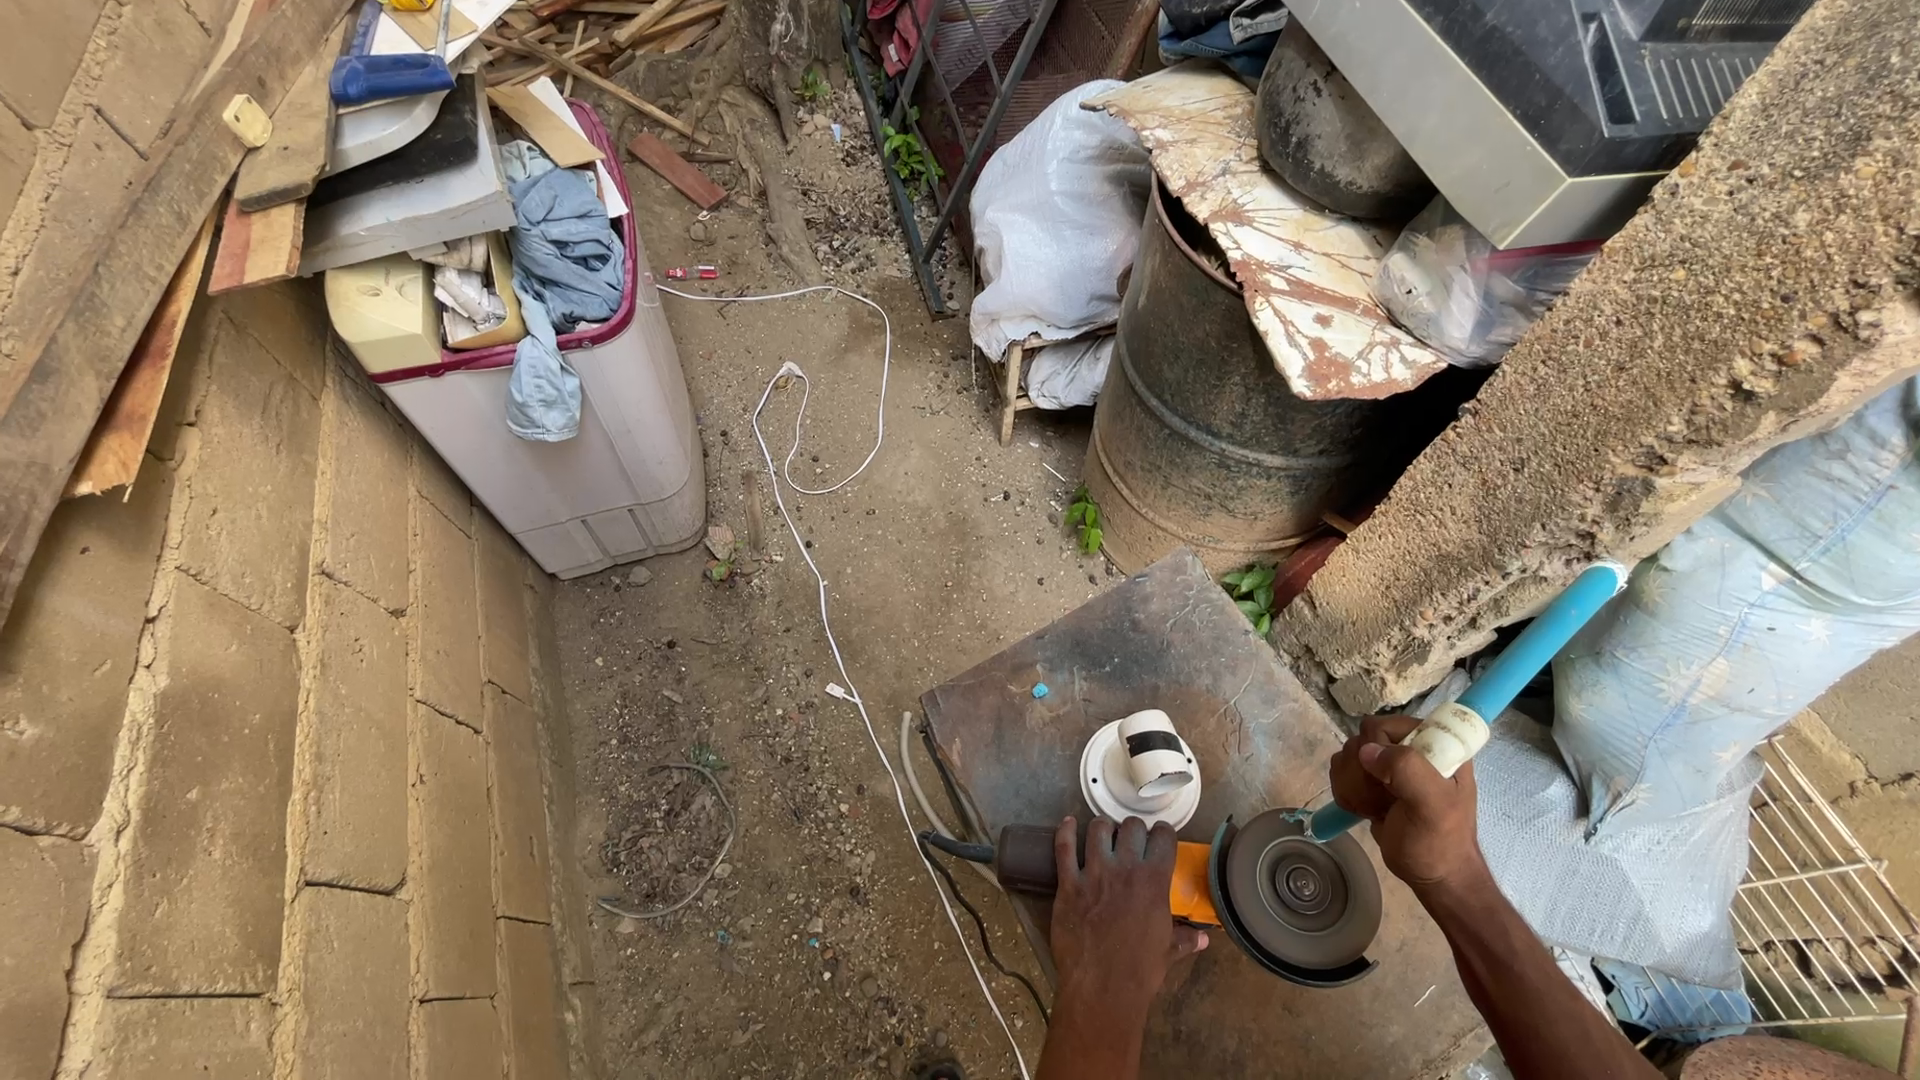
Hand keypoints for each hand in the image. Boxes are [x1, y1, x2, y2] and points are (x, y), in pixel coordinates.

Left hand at [1049, 816, 1207, 1014]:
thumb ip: (1185, 939)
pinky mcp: (1068, 882)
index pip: (1163, 837)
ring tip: (1104, 832)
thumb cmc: (1140, 970)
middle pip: (1131, 827)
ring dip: (1103, 827)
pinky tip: (1067, 822)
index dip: (1162, 833)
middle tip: (1130, 838)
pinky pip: (1064, 847)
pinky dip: (1065, 831)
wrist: (1102, 987)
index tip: (1159, 836)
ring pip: (1098, 829)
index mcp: (1154, 880)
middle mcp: (1125, 868)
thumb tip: (1203, 939)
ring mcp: (1094, 872)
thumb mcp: (1168, 952)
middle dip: (1133, 829)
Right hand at [1328, 714, 1486, 897]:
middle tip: (1385, 798)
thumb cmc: (1439, 843)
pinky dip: (1347, 790)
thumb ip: (1407, 771)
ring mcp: (1391, 764)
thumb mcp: (1433, 807)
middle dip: (1364, 772)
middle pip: (1363, 738)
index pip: (1388, 724)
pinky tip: (1366, 809)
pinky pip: (1342, 769)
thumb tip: (1366, 752)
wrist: (1433, 877)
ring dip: (1354, 784)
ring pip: (1348, 754)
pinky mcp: (1373, 779)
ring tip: (1377, 807)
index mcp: (1436, 744)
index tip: (1389, 779)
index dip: (1380, 749)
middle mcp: (1412, 747)